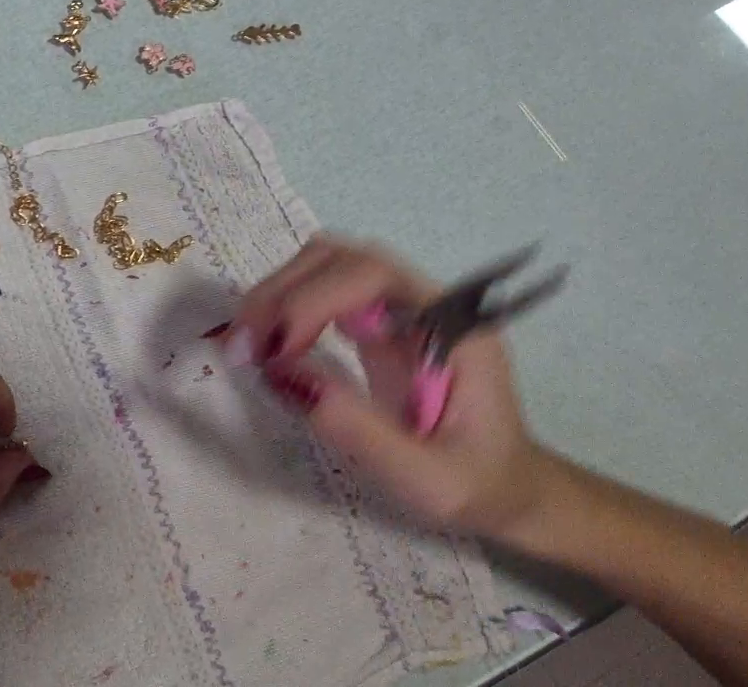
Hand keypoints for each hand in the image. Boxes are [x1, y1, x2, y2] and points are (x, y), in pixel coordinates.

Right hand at [226, 235, 555, 541]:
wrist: (506, 489)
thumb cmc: (477, 487)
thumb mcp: (429, 482)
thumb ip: (363, 431)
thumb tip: (283, 375)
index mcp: (453, 328)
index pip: (371, 274)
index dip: (312, 300)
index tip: (275, 352)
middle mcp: (423, 301)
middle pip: (337, 259)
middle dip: (280, 294)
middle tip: (242, 347)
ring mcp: (395, 306)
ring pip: (320, 264)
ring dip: (274, 295)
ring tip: (249, 345)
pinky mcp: (370, 317)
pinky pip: (316, 287)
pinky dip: (280, 305)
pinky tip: (267, 342)